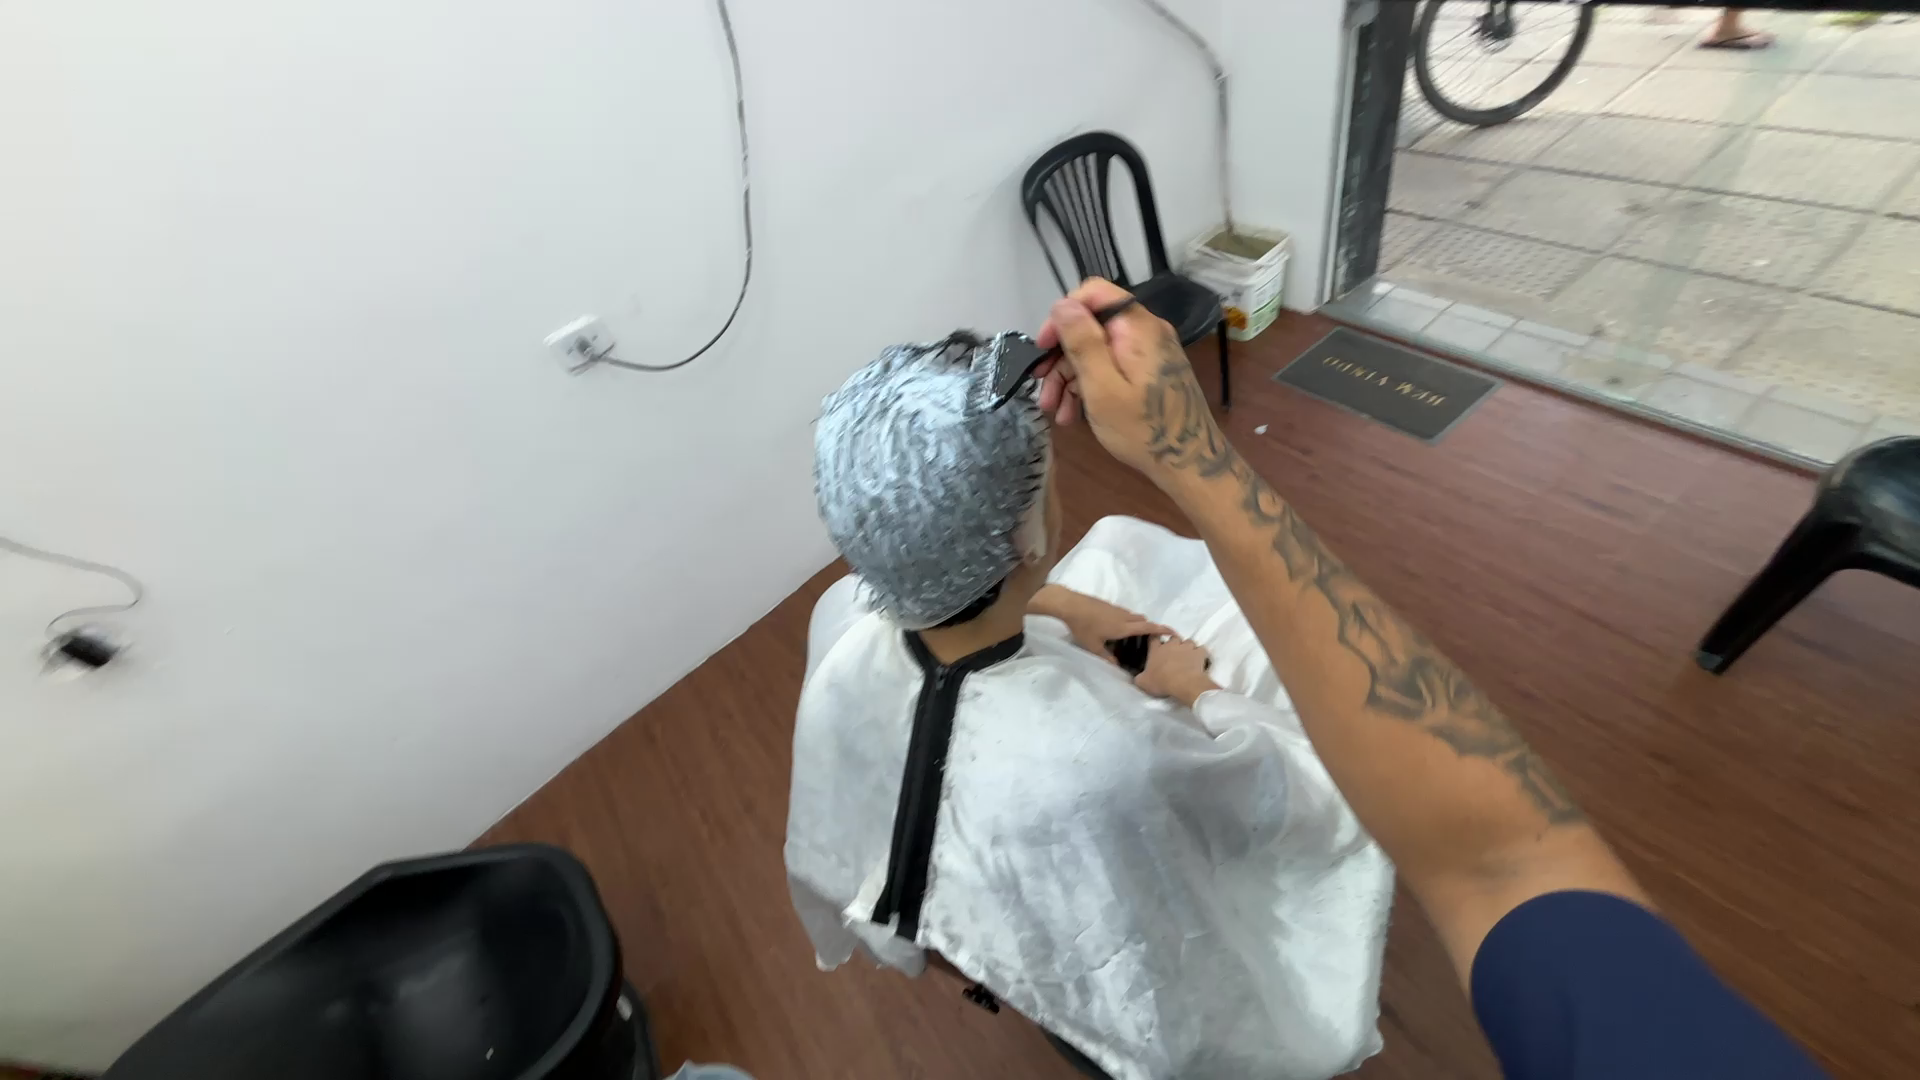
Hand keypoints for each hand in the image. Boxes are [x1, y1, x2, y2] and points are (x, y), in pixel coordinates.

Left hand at [1029, 585, 1168, 661]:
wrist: (1070, 604)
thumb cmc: (1082, 627)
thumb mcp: (1093, 646)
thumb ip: (1106, 657)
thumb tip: (1117, 666)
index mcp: (1123, 627)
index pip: (1149, 628)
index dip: (1163, 630)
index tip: (1174, 633)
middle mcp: (1124, 616)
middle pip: (1143, 621)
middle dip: (1150, 629)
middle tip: (1149, 641)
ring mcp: (1116, 609)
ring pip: (1133, 616)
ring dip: (1137, 624)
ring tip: (1131, 637)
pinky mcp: (1109, 605)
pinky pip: (1124, 613)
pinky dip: (1127, 620)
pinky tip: (1115, 628)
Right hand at [1032, 278, 1228, 487]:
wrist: (1189, 464)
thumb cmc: (1143, 429)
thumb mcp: (1102, 387)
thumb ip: (1082, 342)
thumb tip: (1062, 304)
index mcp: (1136, 327)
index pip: (1093, 294)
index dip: (1062, 316)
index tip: (1042, 349)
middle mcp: (1145, 332)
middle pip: (1092, 327)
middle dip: (1061, 358)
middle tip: (1041, 390)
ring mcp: (1148, 354)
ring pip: (1098, 352)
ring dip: (1070, 379)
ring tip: (1055, 412)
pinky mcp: (1148, 374)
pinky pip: (1112, 368)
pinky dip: (1090, 387)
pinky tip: (1074, 414)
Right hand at [1134, 636, 1217, 707]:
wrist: (1183, 684)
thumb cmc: (1161, 682)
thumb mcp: (1143, 682)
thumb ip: (1139, 677)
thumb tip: (1136, 677)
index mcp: (1156, 650)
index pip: (1153, 637)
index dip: (1154, 638)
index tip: (1155, 642)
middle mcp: (1171, 645)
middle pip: (1173, 638)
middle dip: (1174, 643)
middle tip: (1174, 653)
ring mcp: (1186, 647)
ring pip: (1188, 641)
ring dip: (1188, 647)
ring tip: (1188, 656)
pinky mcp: (1199, 653)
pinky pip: (1201, 649)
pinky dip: (1201, 653)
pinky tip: (1200, 659)